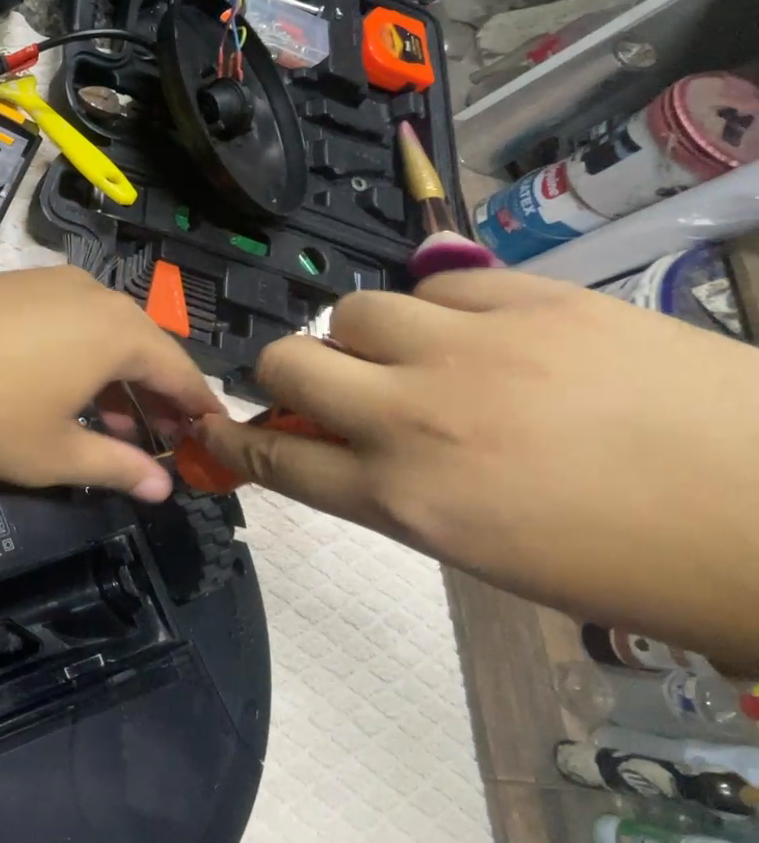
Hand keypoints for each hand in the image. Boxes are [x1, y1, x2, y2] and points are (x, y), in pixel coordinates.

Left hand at [0, 266, 223, 499]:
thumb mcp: (55, 455)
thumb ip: (117, 469)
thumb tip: (162, 487)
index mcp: (115, 329)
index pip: (177, 369)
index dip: (195, 406)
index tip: (208, 433)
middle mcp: (86, 293)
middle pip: (137, 343)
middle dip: (148, 392)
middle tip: (153, 436)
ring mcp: (39, 281)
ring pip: (93, 328)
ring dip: (106, 374)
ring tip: (100, 423)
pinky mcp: (1, 282)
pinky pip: (54, 316)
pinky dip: (68, 350)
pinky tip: (49, 385)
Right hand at [197, 270, 758, 658]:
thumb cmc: (630, 561)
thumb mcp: (480, 547)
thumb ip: (387, 488)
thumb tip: (333, 444)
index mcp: (404, 497)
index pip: (273, 457)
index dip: (233, 440)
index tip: (216, 428)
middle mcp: (414, 418)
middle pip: (286, 365)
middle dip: (290, 376)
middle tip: (330, 386)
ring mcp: (471, 352)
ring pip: (354, 311)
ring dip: (369, 336)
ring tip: (423, 353)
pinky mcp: (533, 302)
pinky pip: (439, 285)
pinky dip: (445, 309)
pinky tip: (487, 333)